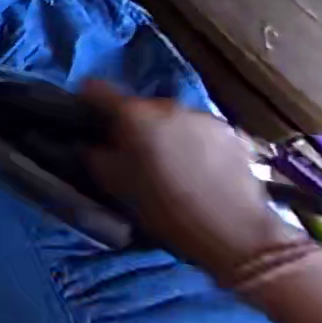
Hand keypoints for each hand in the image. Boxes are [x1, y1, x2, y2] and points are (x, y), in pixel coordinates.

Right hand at [81, 83, 303, 279]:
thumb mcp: (117, 187)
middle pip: (138, 106)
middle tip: (134, 154)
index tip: (87, 117)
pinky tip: (201, 168)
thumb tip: (85, 142)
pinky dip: (193, 141)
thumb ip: (94, 157)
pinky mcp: (230, 129)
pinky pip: (199, 128)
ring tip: (172, 164)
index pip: (97, 89)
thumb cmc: (167, 210)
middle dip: (132, 124)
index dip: (87, 100)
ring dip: (165, 132)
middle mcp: (167, 104)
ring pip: (171, 117)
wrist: (236, 233)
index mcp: (135, 114)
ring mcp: (202, 114)